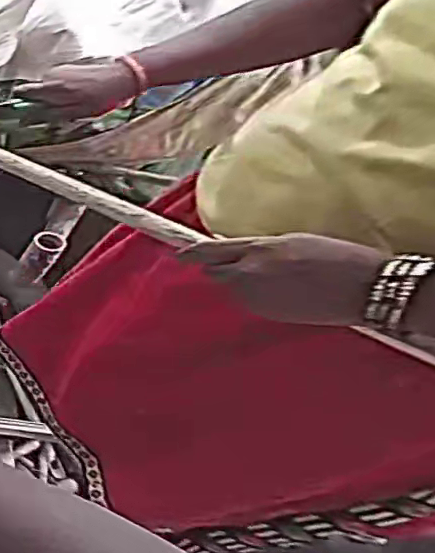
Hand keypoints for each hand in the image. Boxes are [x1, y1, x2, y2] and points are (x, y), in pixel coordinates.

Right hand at [16, 59, 140, 117]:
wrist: (128, 76)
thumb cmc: (103, 96)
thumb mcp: (75, 112)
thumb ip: (49, 113)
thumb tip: (27, 118)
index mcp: (51, 87)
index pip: (23, 92)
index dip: (20, 101)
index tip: (23, 108)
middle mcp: (53, 75)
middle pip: (34, 87)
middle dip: (39, 97)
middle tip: (53, 106)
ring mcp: (62, 68)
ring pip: (48, 83)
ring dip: (53, 91)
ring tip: (71, 98)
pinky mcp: (72, 65)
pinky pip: (59, 78)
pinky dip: (64, 84)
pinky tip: (79, 90)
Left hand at [177, 234, 385, 325]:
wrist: (372, 288)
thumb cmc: (340, 260)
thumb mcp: (294, 242)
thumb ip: (257, 248)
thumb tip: (234, 252)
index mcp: (256, 249)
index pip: (208, 251)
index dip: (191, 254)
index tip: (179, 256)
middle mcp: (246, 271)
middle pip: (213, 272)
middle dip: (222, 269)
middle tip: (246, 268)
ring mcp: (252, 293)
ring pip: (232, 287)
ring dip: (244, 284)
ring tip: (280, 282)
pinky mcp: (263, 310)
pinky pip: (250, 301)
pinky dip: (260, 297)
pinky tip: (288, 294)